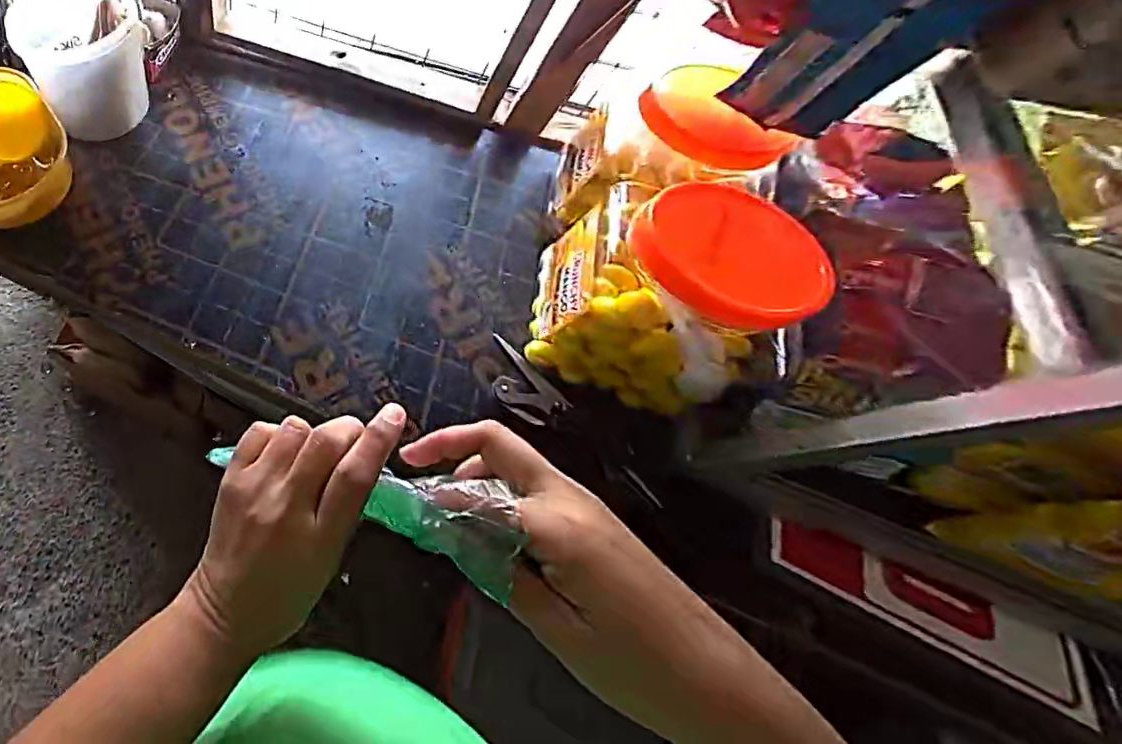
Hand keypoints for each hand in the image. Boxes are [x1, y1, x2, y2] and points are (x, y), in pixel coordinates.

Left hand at [177, 404, 407, 661]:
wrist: (227, 605)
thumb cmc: (287, 593)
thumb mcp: (329, 561)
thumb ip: (344, 511)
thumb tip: (360, 461)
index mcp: (319, 537)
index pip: (354, 476)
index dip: (377, 439)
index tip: (392, 415)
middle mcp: (285, 505)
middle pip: (324, 443)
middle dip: (347, 428)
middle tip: (353, 434)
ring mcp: (255, 486)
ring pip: (293, 429)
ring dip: (312, 431)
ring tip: (312, 450)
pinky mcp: (232, 476)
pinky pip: (260, 431)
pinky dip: (278, 433)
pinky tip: (282, 451)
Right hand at [401, 421, 843, 743]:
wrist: (728, 691)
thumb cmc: (639, 668)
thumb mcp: (557, 629)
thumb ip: (498, 571)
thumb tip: (449, 535)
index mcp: (557, 524)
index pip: (475, 493)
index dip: (434, 497)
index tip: (404, 505)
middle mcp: (569, 498)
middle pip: (498, 442)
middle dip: (449, 442)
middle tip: (412, 460)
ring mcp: (585, 504)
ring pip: (514, 460)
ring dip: (473, 466)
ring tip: (443, 501)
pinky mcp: (593, 519)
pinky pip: (533, 485)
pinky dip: (498, 487)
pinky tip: (486, 522)